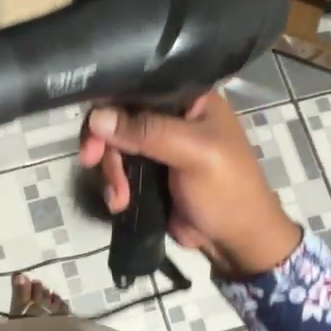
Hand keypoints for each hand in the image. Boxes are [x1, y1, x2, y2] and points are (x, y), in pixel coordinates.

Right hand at [79, 93, 302, 278]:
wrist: (237, 243)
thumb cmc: (228, 190)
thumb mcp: (193, 154)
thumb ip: (148, 131)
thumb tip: (96, 117)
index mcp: (191, 99)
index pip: (140, 86)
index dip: (110, 104)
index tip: (94, 132)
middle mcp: (172, 116)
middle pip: (119, 116)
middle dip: (105, 143)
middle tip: (93, 163)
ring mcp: (159, 144)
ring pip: (114, 144)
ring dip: (110, 170)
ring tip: (120, 197)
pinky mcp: (150, 171)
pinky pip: (119, 167)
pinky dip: (114, 184)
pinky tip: (120, 202)